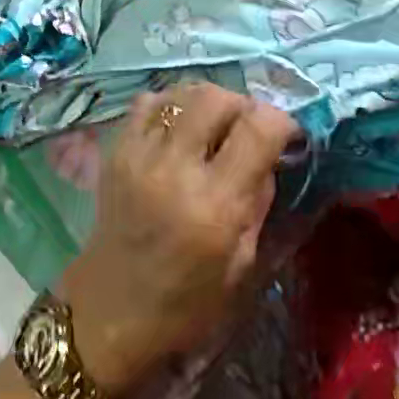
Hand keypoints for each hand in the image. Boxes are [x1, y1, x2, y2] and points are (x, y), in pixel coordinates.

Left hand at [60, 82, 297, 395]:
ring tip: (214, 128)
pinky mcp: (115, 150)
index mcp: (215, 204)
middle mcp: (175, 168)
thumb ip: (258, 200)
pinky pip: (146, 103)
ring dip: (207, 102)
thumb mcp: (242, 262)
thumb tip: (268, 155)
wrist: (112, 306)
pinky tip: (178, 130)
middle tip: (248, 129)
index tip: (287, 136)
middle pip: (215, 97)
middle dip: (242, 105)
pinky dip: (170, 106)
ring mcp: (138, 153)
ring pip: (180, 93)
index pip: (257, 128)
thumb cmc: (187, 301)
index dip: (281, 121)